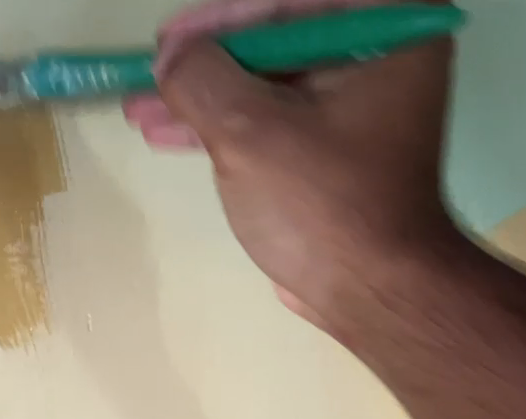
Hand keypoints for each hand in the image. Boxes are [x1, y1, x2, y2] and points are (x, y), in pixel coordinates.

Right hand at [124, 0, 464, 327]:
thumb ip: (202, 81)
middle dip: (202, 64)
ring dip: (199, 99)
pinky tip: (171, 133)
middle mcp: (378, 52)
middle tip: (146, 75)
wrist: (366, 283)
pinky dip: (220, 127)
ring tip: (140, 110)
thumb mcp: (249, 132)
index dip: (217, 21)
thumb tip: (169, 55)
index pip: (288, 3)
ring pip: (263, 85)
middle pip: (274, 41)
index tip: (164, 40)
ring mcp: (354, 103)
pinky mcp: (330, 148)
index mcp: (385, 23)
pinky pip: (268, 120)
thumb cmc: (319, 200)